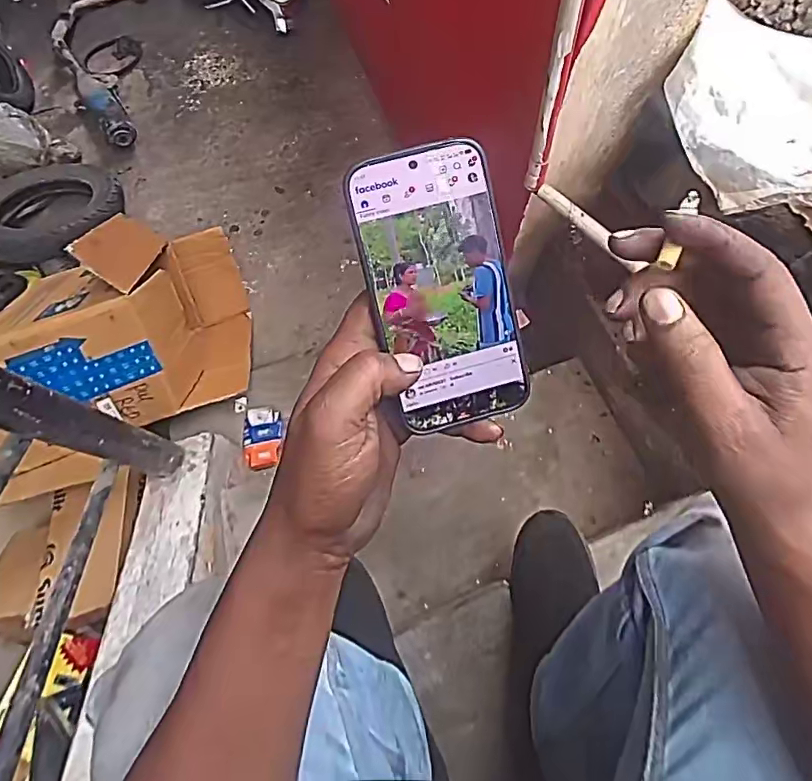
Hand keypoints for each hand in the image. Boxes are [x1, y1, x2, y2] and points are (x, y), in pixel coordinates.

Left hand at [260, 296, 502, 564]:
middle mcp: (365, 374)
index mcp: (344, 363)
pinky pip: (438, 410)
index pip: (373, 308)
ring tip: (495, 365)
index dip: (401, 289)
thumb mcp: (332, 419)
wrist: (320, 534)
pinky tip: (485, 425)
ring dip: (462, 369)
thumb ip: (366, 377)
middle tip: (482, 317)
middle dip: (445, 326)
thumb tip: (410, 360)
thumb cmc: (315, 480)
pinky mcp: (400, 426)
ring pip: (430, 371)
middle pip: (411, 336)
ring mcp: (385, 400)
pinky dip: (462, 416)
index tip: (438, 277)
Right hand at [606, 215, 811, 516]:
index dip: (714, 241)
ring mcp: (747, 333)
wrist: (765, 507)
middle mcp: (775, 327)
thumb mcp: (722, 421)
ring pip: (697, 284)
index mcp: (797, 343)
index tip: (668, 226)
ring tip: (620, 310)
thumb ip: (690, 359)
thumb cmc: (759, 475)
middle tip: (623, 250)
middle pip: (722, 268)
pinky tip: (634, 329)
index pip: (760, 270)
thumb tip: (658, 300)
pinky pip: (685, 310)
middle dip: (669, 256)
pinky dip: (653, 313)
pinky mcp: (723, 342)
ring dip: (653, 286)